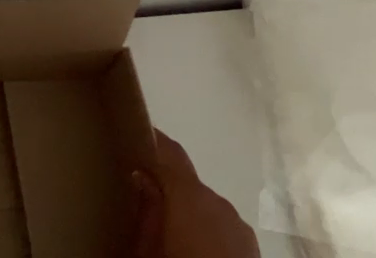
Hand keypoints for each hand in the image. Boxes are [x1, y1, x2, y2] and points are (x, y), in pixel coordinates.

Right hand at [133, 129, 259, 257]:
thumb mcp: (145, 251)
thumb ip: (144, 212)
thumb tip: (140, 176)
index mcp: (192, 196)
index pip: (169, 149)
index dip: (148, 137)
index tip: (125, 130)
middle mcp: (220, 202)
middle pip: (185, 180)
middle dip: (161, 183)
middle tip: (132, 190)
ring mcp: (240, 228)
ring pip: (203, 206)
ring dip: (182, 210)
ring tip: (158, 226)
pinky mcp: (251, 250)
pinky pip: (219, 227)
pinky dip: (201, 229)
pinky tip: (185, 247)